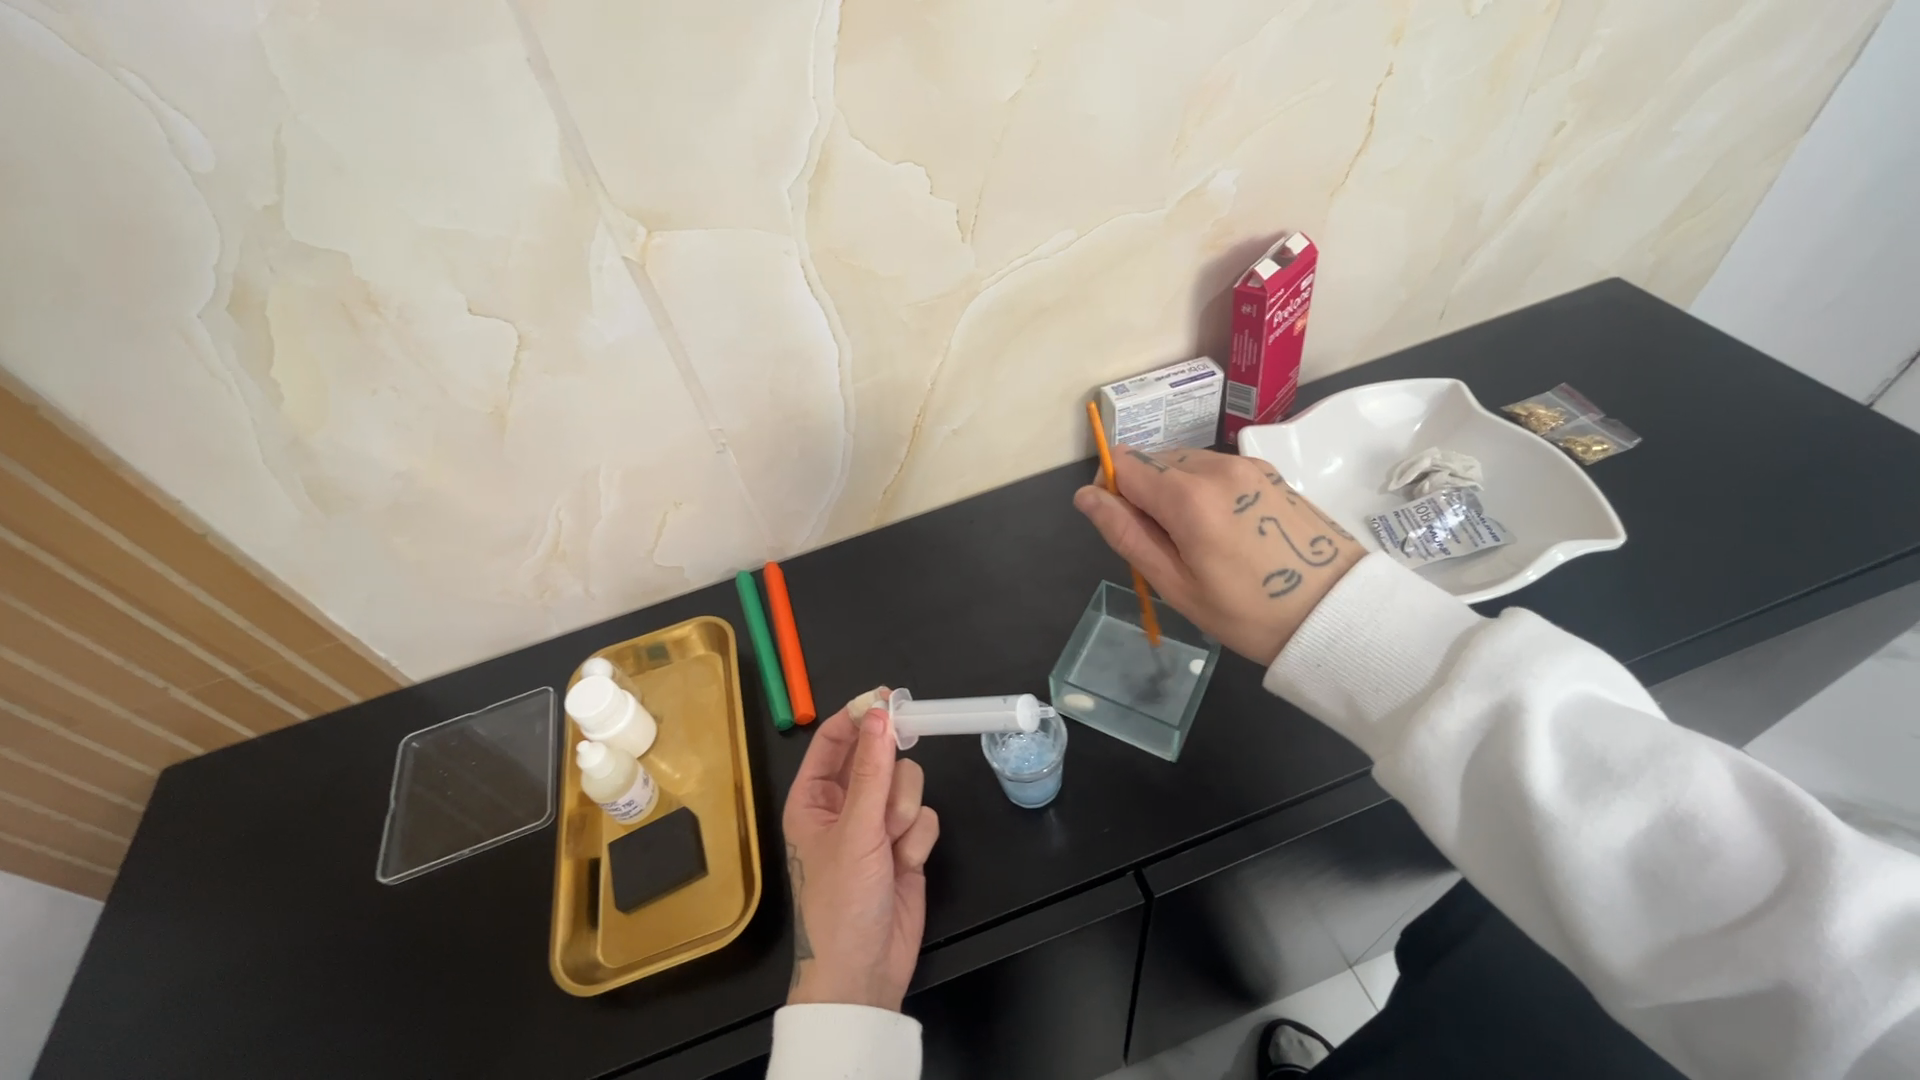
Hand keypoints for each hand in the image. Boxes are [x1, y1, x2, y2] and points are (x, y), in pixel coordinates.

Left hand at [781, 691, 940, 1010]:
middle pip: (881, 758)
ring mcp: (878, 826)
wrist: (864, 971)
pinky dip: (918, 839)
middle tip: (889, 793)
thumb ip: (872, 769)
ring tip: (891, 848)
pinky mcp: (906, 845)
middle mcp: (845, 805)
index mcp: (814, 797)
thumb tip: (878, 713)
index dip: (859, 717)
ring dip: (904, 815)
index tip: (888, 699)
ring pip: (908, 785)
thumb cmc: (841, 900)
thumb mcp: (855, 831)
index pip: (834, 740)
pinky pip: (924, 816)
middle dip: (890, 780)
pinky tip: (906, 865)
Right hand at [1074, 447, 1364, 664]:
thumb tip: (1085, 495)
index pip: (1124, 465)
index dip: (1112, 492)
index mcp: (1187, 495)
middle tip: (1167, 546)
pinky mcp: (1268, 471)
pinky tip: (1226, 529)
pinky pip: (1215, 469)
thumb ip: (1126, 533)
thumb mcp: (1175, 583)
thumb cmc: (1246, 611)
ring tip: (1200, 541)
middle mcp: (1215, 466)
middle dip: (1145, 494)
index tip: (1127, 529)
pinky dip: (1204, 490)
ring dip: (1175, 492)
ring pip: (1184, 463)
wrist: (1335, 613)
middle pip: (1154, 462)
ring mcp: (1245, 464)